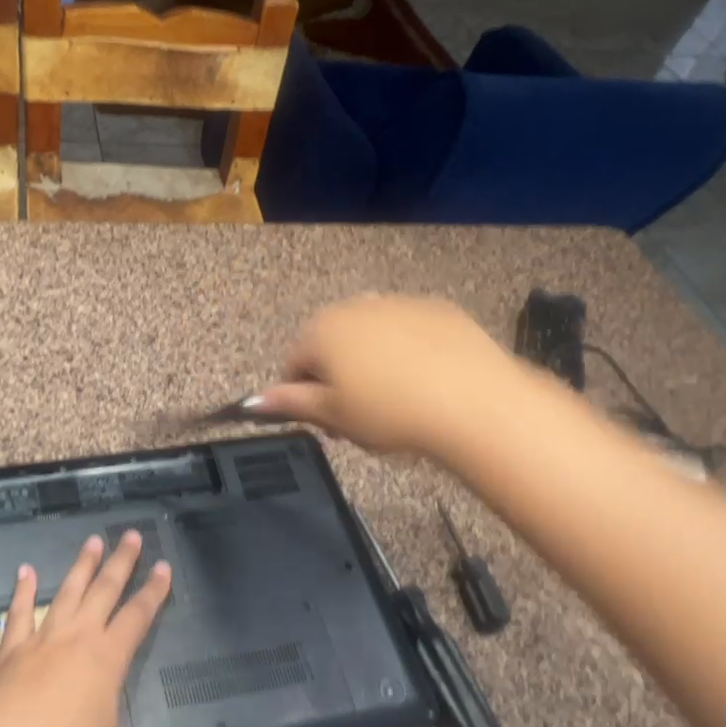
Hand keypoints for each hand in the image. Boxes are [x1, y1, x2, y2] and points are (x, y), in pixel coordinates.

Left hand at [0, 531, 172, 726]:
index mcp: (107, 660)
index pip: (138, 617)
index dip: (153, 592)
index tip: (164, 567)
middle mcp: (77, 640)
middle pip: (104, 591)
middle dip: (121, 563)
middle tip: (131, 535)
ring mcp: (40, 642)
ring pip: (65, 592)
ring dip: (80, 567)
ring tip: (91, 541)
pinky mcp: (8, 653)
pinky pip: (18, 614)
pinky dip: (21, 591)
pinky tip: (23, 571)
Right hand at [253, 295, 519, 455]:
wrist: (474, 403)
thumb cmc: (391, 413)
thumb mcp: (334, 416)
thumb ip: (291, 403)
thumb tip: (252, 401)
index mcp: (322, 330)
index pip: (294, 364)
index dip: (304, 398)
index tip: (328, 423)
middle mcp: (355, 306)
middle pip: (332, 346)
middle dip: (339, 379)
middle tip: (362, 420)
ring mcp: (399, 303)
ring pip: (371, 338)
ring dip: (373, 365)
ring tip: (398, 404)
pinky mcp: (439, 310)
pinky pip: (411, 333)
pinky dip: (411, 354)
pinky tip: (427, 385)